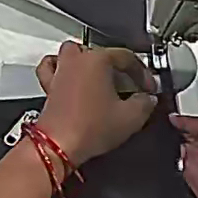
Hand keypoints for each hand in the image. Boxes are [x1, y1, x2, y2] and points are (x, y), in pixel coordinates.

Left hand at [33, 42, 158, 163]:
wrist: (58, 145)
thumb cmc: (88, 128)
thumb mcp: (130, 117)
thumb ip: (145, 103)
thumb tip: (147, 100)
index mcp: (97, 59)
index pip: (126, 57)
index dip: (142, 72)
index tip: (148, 87)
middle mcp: (77, 60)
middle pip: (102, 53)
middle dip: (118, 68)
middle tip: (130, 85)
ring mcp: (61, 71)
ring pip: (75, 52)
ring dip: (89, 60)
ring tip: (102, 77)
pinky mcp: (49, 86)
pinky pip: (51, 66)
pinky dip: (59, 66)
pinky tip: (68, 74)